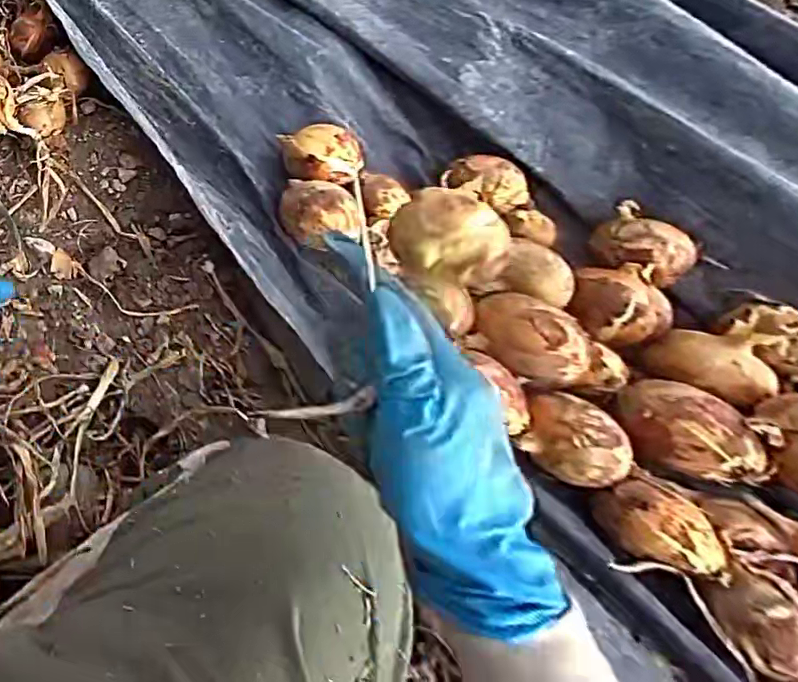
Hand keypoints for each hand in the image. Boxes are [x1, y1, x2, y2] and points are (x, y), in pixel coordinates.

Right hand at [326, 234, 568, 641]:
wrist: (470, 555)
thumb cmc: (442, 485)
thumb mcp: (420, 418)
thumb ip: (402, 358)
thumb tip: (381, 297)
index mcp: (447, 367)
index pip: (402, 303)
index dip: (369, 271)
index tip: (334, 243)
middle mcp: (446, 373)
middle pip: (400, 316)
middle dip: (365, 287)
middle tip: (327, 265)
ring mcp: (436, 397)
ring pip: (394, 342)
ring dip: (364, 318)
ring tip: (333, 301)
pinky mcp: (422, 419)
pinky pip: (391, 372)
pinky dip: (366, 355)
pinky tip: (352, 362)